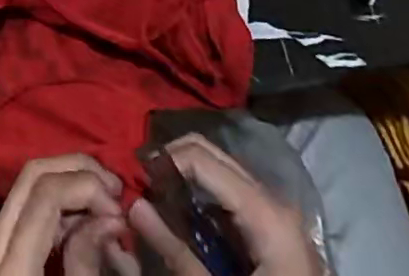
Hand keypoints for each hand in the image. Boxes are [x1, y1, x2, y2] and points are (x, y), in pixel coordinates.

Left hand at [0, 154, 128, 275]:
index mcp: (8, 269)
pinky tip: (84, 219)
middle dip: (79, 169)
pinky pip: (26, 211)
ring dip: (71, 183)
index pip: (45, 194)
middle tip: (114, 189)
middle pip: (32, 174)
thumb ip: (87, 264)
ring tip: (105, 202)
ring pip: (27, 186)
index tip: (118, 210)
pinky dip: (59, 205)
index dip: (87, 187)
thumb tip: (109, 217)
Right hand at [125, 134, 322, 275]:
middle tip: (138, 182)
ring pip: (222, 172)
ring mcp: (275, 211)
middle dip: (173, 161)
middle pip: (214, 155)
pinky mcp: (272, 228)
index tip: (133, 178)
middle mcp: (273, 199)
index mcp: (265, 211)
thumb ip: (178, 254)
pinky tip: (182, 216)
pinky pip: (231, 196)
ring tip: (154, 197)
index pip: (204, 159)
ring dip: (186, 176)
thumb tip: (135, 208)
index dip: (165, 161)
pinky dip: (203, 197)